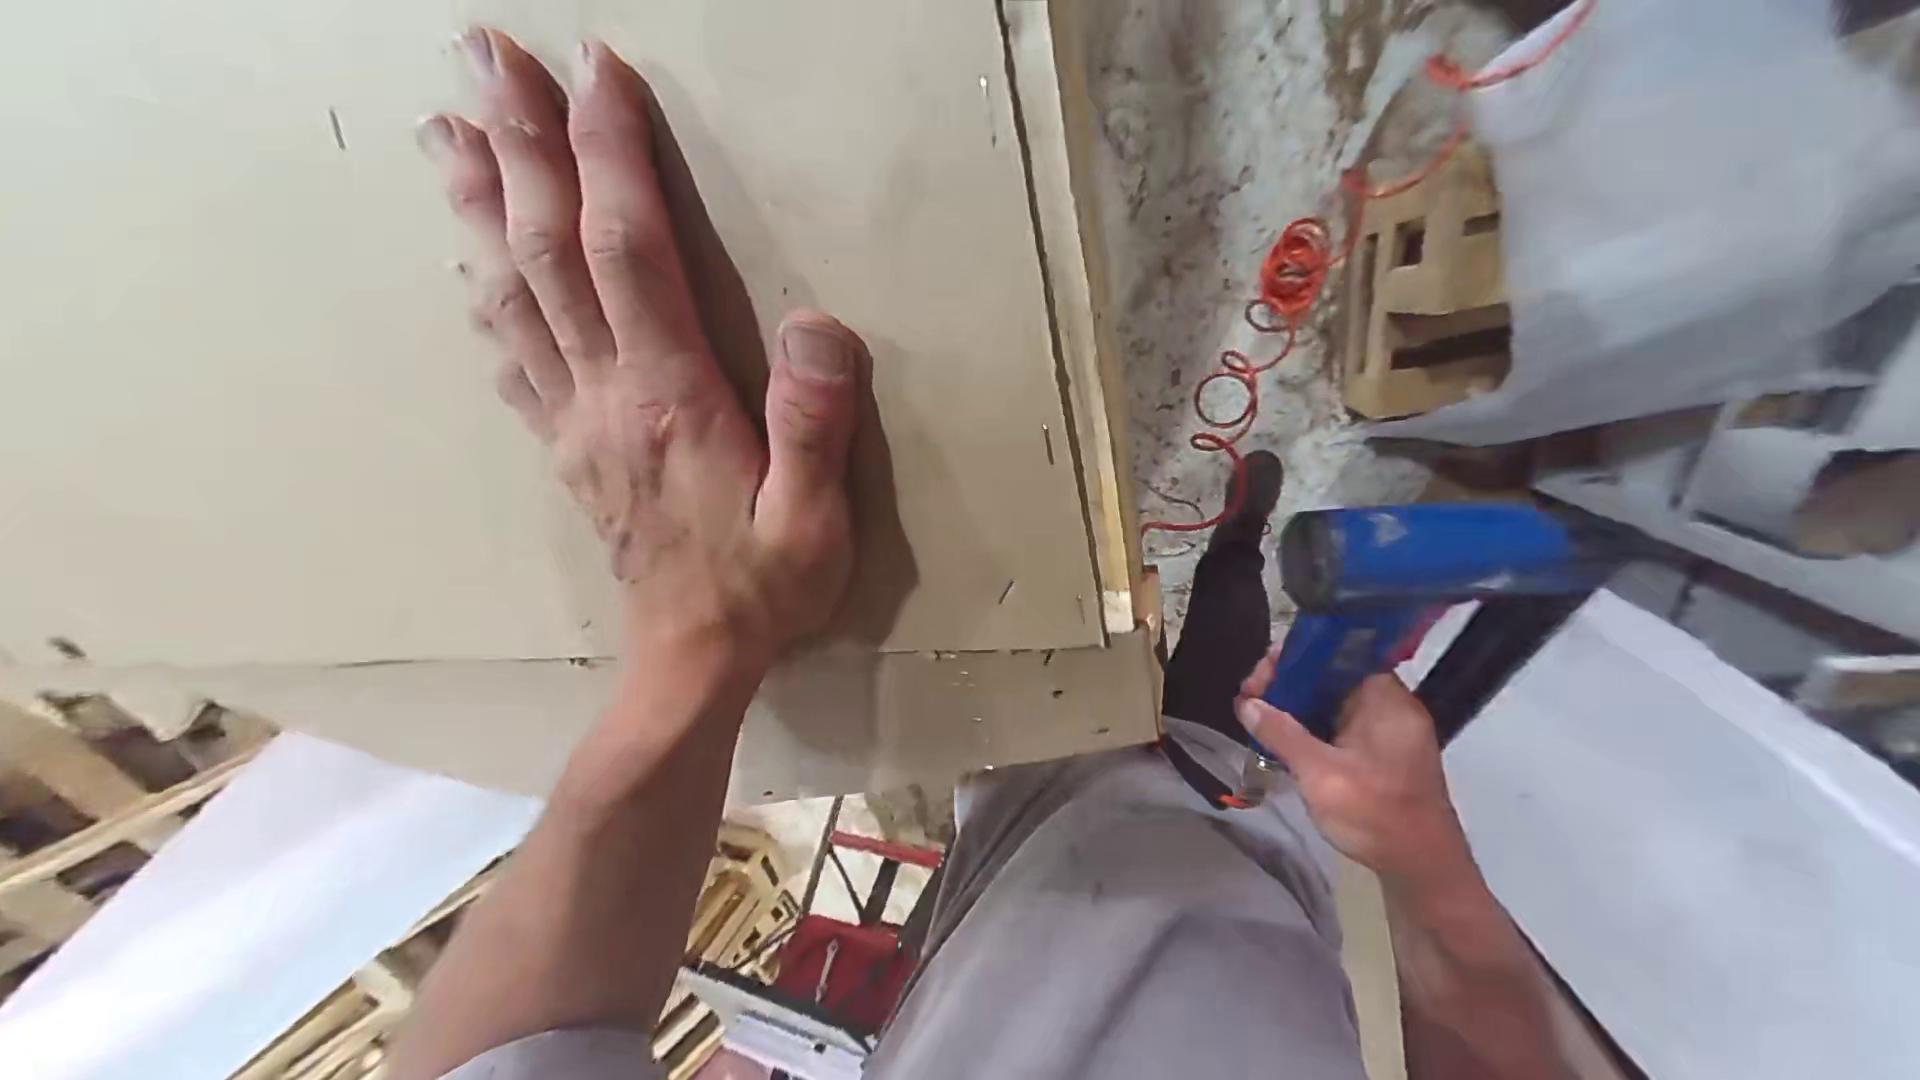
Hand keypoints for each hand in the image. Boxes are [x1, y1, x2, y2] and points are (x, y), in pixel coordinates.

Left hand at [419, 29, 865, 668]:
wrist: (694, 656)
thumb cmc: (763, 588)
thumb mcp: (814, 520)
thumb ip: (814, 428)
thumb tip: (818, 329)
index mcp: (671, 401)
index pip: (631, 257)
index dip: (612, 161)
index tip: (598, 76)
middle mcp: (607, 396)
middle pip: (549, 255)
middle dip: (521, 148)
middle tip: (484, 55)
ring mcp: (576, 423)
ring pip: (512, 297)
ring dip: (481, 207)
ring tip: (452, 131)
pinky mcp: (568, 451)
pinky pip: (513, 359)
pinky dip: (487, 296)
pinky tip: (472, 265)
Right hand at [1235, 663, 1474, 892]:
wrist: (1424, 874)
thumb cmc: (1376, 815)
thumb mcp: (1319, 773)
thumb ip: (1280, 733)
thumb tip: (1246, 703)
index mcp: (1385, 701)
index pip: (1335, 655)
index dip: (1293, 658)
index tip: (1258, 678)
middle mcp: (1389, 707)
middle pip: (1329, 676)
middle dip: (1285, 683)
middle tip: (1249, 700)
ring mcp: (1384, 731)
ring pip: (1329, 701)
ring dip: (1291, 707)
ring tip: (1255, 717)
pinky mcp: (1378, 754)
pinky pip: (1335, 724)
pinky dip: (1306, 727)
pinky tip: (1277, 739)